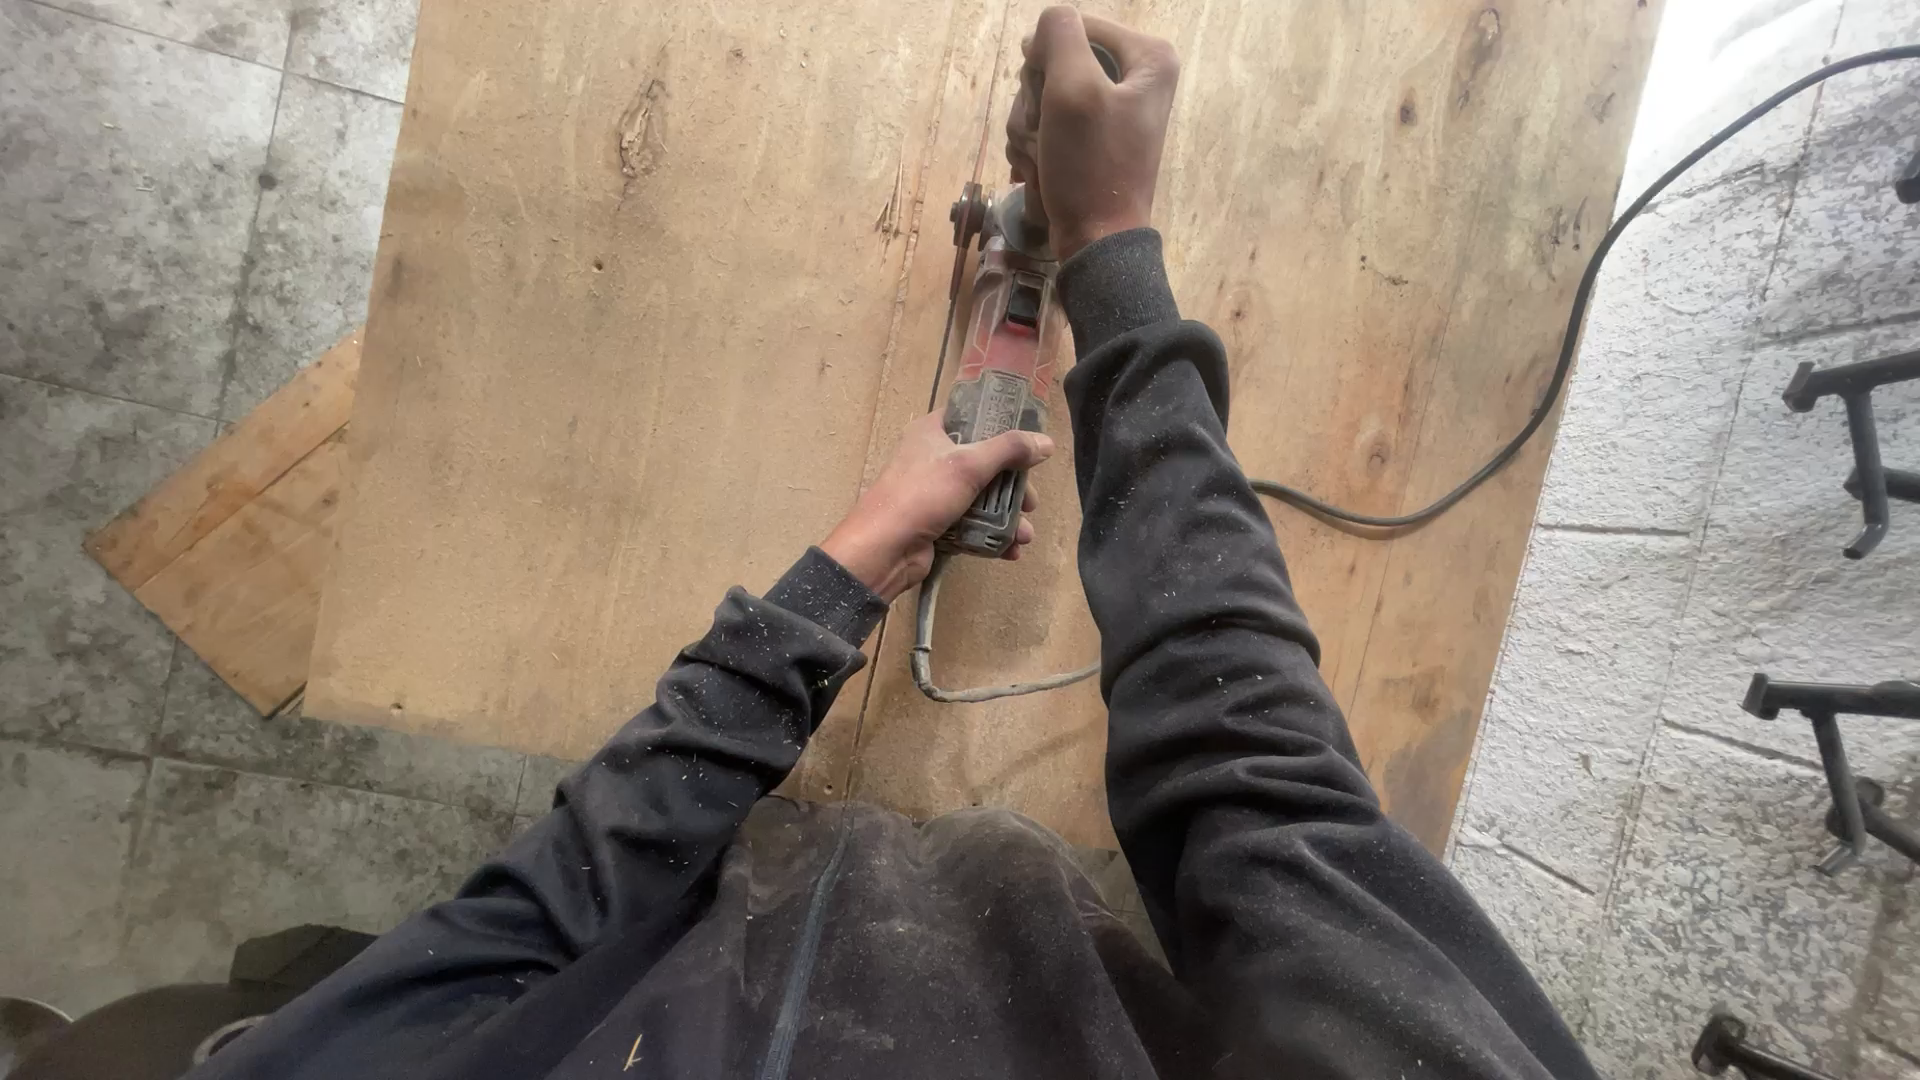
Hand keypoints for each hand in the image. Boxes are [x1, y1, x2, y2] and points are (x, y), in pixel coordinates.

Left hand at [821, 411, 1052, 601]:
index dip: (1001, 425)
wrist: (883, 550)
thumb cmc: (921, 494)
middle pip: (985, 463)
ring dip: (1007, 516)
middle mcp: (933, 458)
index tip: (1029, 441)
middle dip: (1013, 486)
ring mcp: (934, 493)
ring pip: (981, 497)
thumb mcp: (968, 464)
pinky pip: (972, 525)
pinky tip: (1010, 550)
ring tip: (1024, 536)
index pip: (971, 416)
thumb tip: (1047, 442)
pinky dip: (992, 535)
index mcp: (932, 432)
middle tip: (1031, 502)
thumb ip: (1010, 450)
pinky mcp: (937, 523)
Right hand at [1004, 7, 1179, 260]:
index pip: (1074, 26)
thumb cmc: (1090, 167)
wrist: (1095, 240)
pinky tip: (1037, 171)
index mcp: (1147, 57)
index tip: (1040, 95)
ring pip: (1045, 99)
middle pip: (1057, 65)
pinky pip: (1048, 129)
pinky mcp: (1091, 146)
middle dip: (1035, 102)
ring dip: (1028, 130)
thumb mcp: (1072, 88)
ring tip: (1039, 159)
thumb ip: (1058, 34)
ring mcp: (1110, 116)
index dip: (1044, 57)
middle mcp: (1135, 80)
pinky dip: (1034, 150)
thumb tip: (1047, 25)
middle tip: (1041, 133)